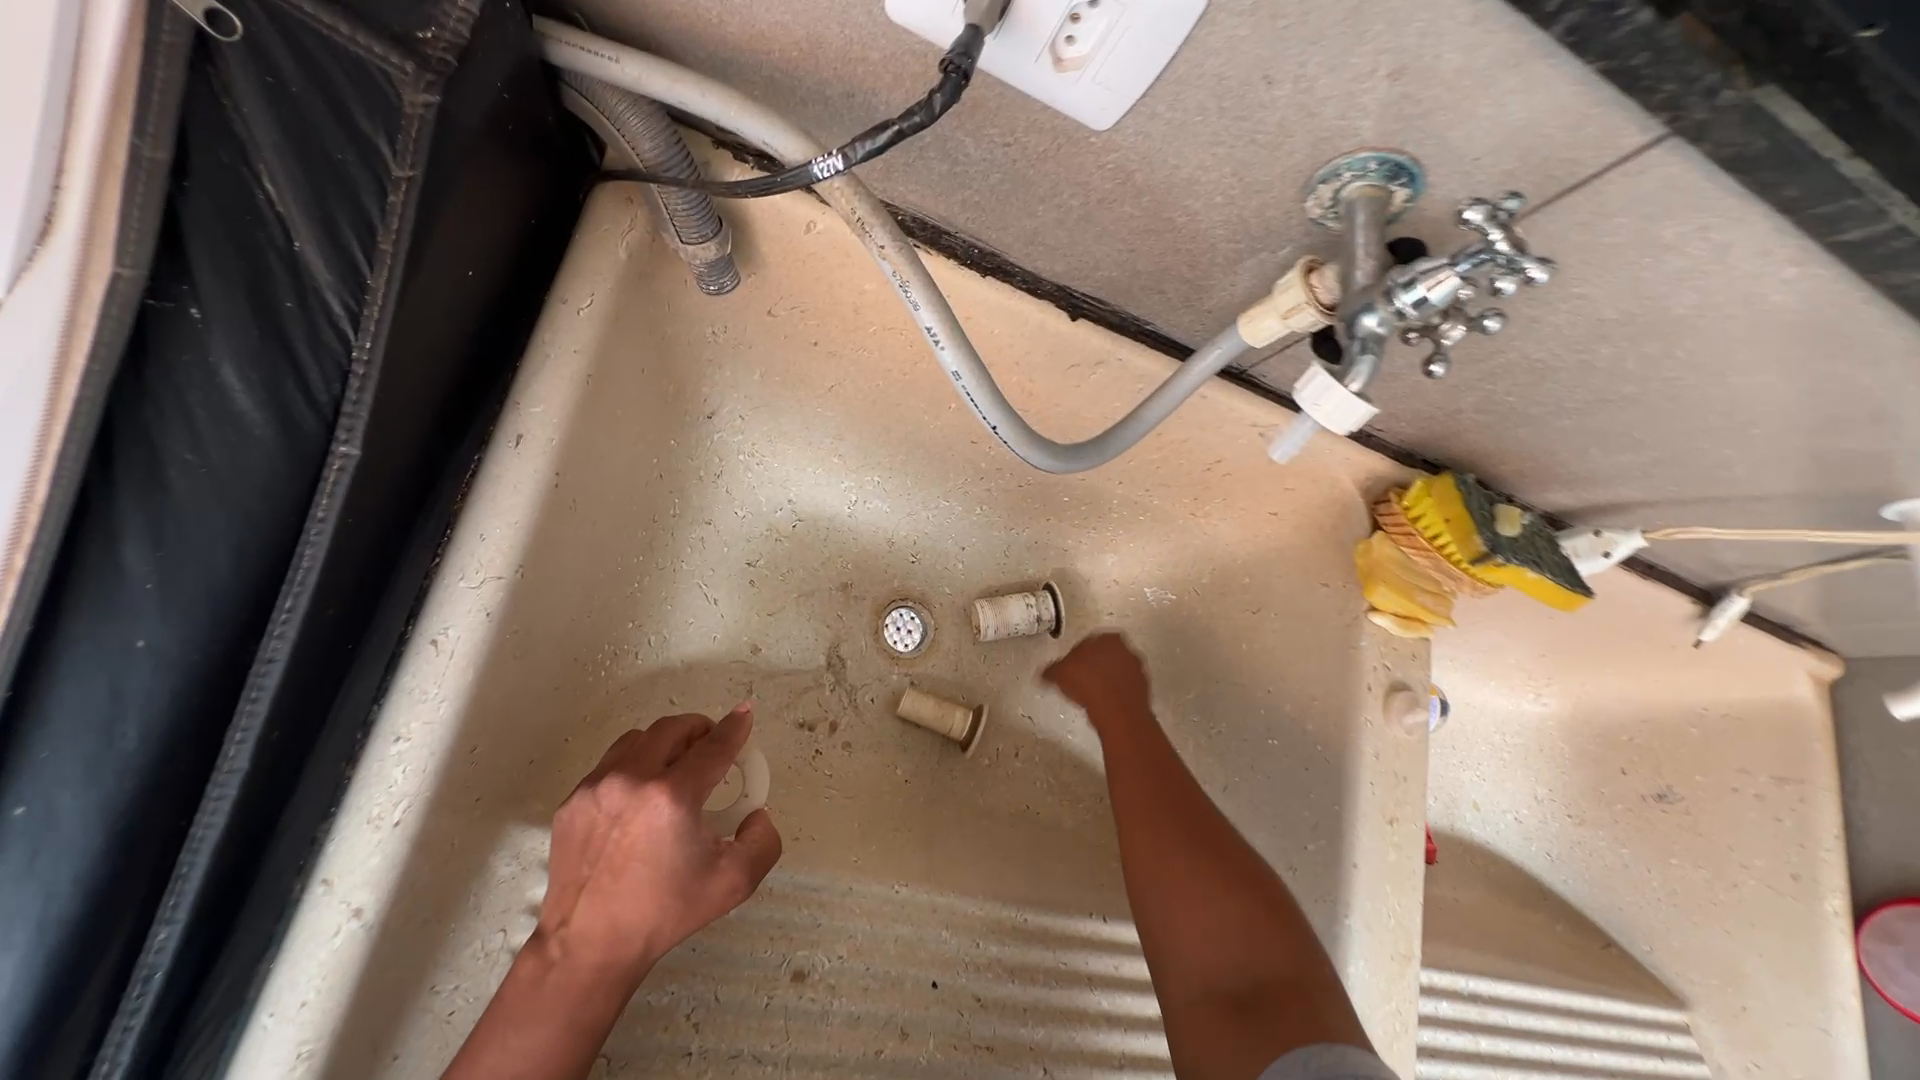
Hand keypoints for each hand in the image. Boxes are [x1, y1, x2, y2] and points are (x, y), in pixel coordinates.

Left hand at [535, 703, 781, 989]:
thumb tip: (755, 813)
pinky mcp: (572, 801)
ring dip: (665, 743)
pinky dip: (634, 766)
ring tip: (675, 768)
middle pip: (673, 728)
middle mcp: (633, 779)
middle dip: (700, 729)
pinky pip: (609, 765)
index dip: (735, 727)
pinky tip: (641, 797)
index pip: (714, 746)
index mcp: (673, 796)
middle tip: (712, 748)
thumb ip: (764, 839)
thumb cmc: (665, 912)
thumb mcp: (735, 882)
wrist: (589, 944)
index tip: (745, 714)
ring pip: (638, 739)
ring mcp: (596, 787)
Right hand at [1042, 632, 1153, 735]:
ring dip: (1105, 679)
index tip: (1069, 668)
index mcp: (1107, 637)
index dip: (1076, 656)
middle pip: (1104, 655)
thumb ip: (1051, 670)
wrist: (1117, 711)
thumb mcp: (1059, 674)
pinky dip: (1115, 692)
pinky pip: (1125, 686)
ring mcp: (1137, 668)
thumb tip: (1044, 673)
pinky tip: (1104, 702)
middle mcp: (1126, 648)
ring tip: (1091, 693)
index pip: (1087, 642)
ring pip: (1116, 670)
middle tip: (1079, 679)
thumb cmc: (1089, 685)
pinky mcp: (1144, 688)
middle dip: (1092, 666)